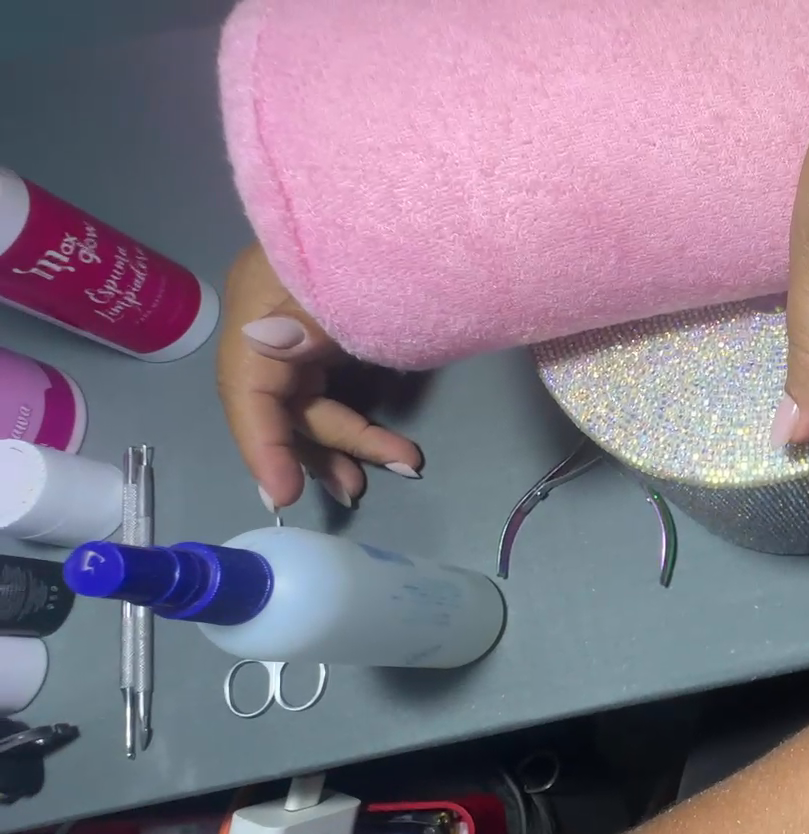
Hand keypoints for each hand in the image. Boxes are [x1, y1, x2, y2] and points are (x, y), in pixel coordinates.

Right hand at [217, 243, 422, 511]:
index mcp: (262, 311)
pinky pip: (331, 391)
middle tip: (359, 490)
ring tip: (372, 481)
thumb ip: (310, 322)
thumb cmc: (379, 247)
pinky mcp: (334, 338)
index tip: (282, 494)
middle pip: (285, 405)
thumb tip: (270, 348)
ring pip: (311, 403)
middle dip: (324, 450)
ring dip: (343, 445)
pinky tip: (377, 449)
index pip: (249, 391)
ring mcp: (304, 332)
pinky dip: (352, 421)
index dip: (263, 445)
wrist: (414, 217)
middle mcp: (273, 325)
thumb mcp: (341, 284)